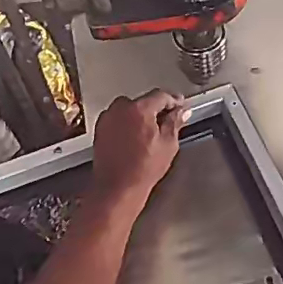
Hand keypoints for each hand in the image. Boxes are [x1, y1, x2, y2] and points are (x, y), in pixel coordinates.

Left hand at [90, 90, 187, 207]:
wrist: (117, 188)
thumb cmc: (140, 170)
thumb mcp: (168, 144)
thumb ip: (175, 122)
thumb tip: (181, 112)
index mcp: (139, 109)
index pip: (161, 95)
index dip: (174, 100)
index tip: (180, 104)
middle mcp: (120, 109)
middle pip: (144, 101)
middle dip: (157, 109)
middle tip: (168, 121)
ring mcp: (108, 118)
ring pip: (130, 109)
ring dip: (141, 116)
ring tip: (151, 134)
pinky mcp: (101, 129)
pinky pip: (119, 119)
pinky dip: (128, 124)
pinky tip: (137, 139)